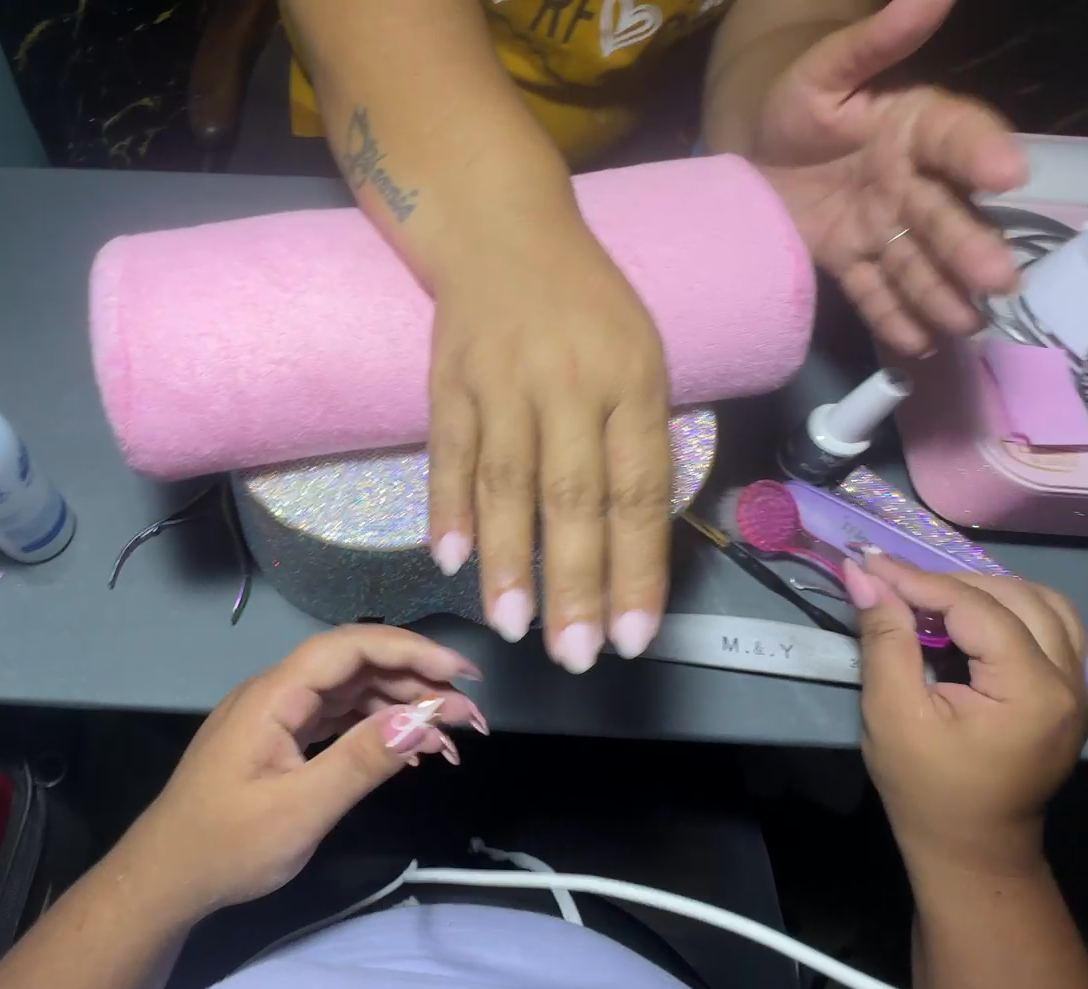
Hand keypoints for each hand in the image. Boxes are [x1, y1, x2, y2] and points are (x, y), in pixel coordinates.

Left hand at [121, 625, 486, 915]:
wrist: (166, 877)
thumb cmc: (226, 845)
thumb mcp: (300, 810)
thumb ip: (361, 762)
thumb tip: (422, 721)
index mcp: (275, 694)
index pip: (350, 647)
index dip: (409, 649)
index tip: (460, 673)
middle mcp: (278, 691)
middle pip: (356, 666)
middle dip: (417, 682)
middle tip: (470, 716)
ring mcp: (280, 713)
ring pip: (352, 691)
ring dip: (402, 707)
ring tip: (452, 737)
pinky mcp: (283, 736)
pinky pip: (338, 718)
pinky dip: (377, 728)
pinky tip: (410, 750)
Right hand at [428, 229, 672, 672]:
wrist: (502, 232)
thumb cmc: (583, 303)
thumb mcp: (639, 354)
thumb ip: (635, 440)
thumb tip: (623, 538)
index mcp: (632, 379)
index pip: (640, 492)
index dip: (637, 569)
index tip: (634, 637)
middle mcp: (569, 385)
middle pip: (574, 498)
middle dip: (576, 584)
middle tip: (575, 656)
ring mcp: (502, 384)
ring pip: (507, 484)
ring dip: (508, 561)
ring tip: (512, 627)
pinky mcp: (448, 384)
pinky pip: (448, 454)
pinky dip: (447, 507)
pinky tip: (448, 560)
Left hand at [751, 0, 1027, 355]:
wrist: (756, 155)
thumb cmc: (793, 107)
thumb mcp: (822, 72)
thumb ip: (872, 43)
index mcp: (915, 126)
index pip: (957, 136)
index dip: (981, 153)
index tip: (1007, 175)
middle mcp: (910, 181)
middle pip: (944, 214)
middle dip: (970, 248)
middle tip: (998, 279)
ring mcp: (881, 225)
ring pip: (915, 261)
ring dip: (940, 294)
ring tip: (965, 324)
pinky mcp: (849, 258)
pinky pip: (872, 290)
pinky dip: (891, 317)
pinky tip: (916, 344)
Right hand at [844, 553, 1087, 876]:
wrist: (969, 843)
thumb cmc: (924, 782)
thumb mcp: (892, 710)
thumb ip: (885, 639)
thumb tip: (864, 578)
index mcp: (1031, 689)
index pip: (977, 607)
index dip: (918, 579)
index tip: (867, 562)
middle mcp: (1069, 681)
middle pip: (1017, 597)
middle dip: (949, 579)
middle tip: (888, 578)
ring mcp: (1077, 688)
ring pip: (1045, 605)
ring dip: (985, 589)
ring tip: (927, 593)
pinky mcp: (1067, 694)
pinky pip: (1051, 627)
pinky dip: (1007, 608)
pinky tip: (966, 616)